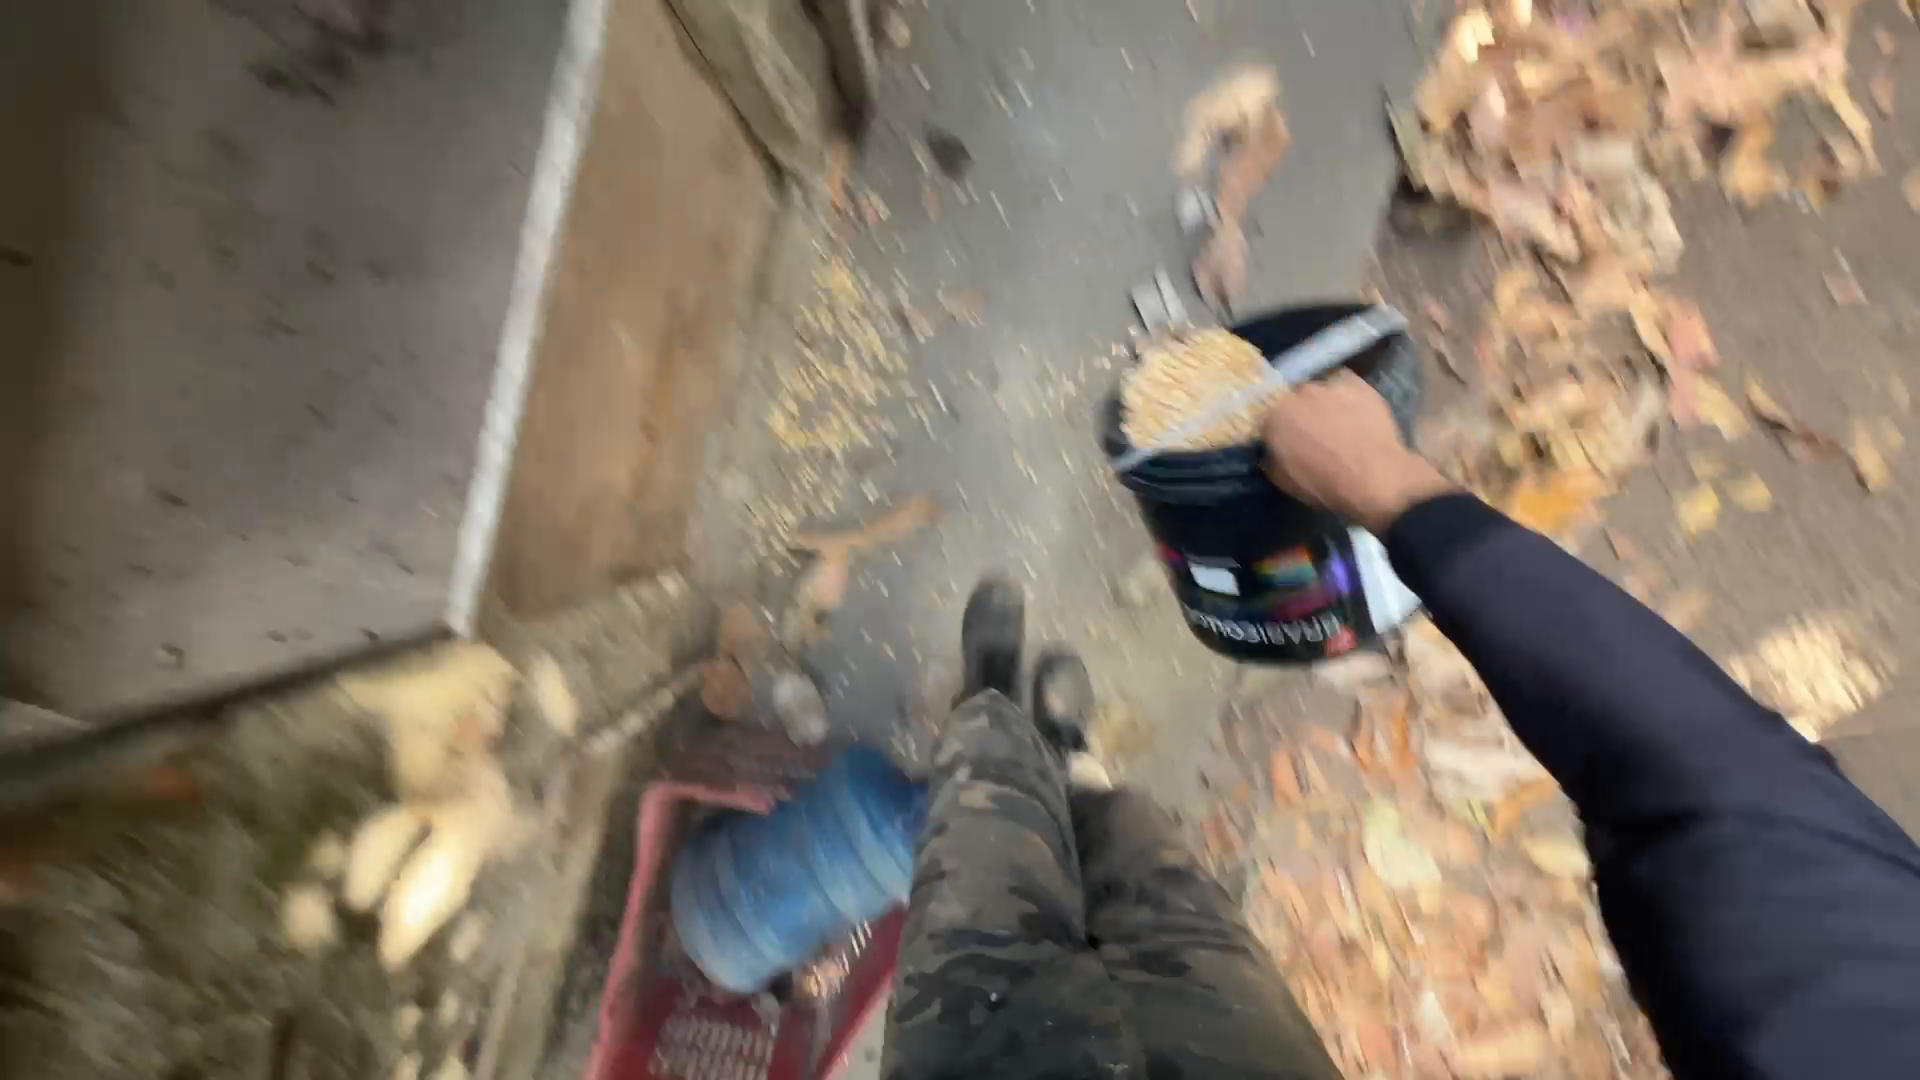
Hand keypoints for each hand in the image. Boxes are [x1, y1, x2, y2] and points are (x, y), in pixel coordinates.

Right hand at [1262, 371, 1454, 532]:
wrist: (1374, 478)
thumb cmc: (1322, 483)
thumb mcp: (1280, 479)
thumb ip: (1269, 457)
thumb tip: (1271, 449)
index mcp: (1274, 416)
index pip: (1265, 417)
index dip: (1273, 429)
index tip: (1280, 441)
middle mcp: (1298, 393)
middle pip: (1291, 398)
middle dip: (1296, 413)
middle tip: (1308, 431)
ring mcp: (1329, 385)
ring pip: (1318, 389)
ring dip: (1320, 402)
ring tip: (1333, 421)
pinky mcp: (1357, 384)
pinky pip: (1343, 384)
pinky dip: (1343, 395)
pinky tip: (1351, 411)